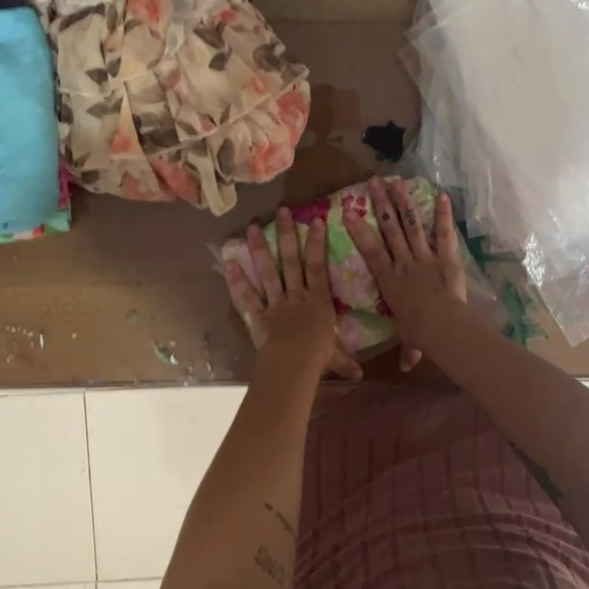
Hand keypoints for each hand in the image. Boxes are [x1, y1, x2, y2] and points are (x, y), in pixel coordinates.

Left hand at [224, 207, 362, 380]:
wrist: (295, 361)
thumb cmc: (318, 355)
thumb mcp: (335, 356)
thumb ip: (344, 361)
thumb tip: (360, 377)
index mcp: (318, 301)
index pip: (319, 265)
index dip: (317, 242)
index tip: (316, 220)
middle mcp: (297, 295)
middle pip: (291, 260)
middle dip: (287, 234)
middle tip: (282, 211)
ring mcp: (276, 302)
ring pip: (267, 271)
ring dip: (259, 249)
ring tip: (253, 228)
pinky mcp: (258, 315)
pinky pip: (246, 296)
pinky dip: (237, 280)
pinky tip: (229, 262)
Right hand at [347, 178, 465, 367]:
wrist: (440, 324)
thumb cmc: (419, 331)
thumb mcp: (410, 340)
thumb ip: (408, 350)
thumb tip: (405, 368)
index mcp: (389, 279)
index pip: (371, 251)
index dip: (360, 231)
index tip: (349, 213)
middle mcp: (404, 262)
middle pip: (390, 229)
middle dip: (381, 205)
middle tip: (373, 183)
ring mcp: (425, 256)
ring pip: (411, 225)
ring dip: (404, 203)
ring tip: (397, 182)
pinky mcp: (446, 257)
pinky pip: (443, 234)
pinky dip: (443, 215)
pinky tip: (441, 196)